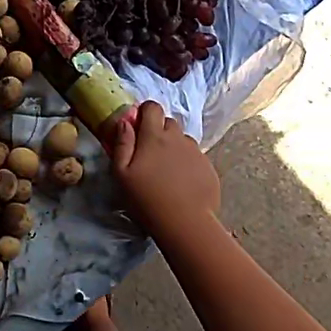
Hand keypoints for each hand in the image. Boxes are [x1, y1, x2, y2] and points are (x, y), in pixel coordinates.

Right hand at [107, 101, 219, 236]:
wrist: (185, 224)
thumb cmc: (146, 199)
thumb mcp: (121, 173)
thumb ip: (121, 144)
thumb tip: (124, 122)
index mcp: (154, 136)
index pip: (153, 107)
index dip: (145, 111)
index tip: (138, 126)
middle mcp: (177, 138)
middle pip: (168, 121)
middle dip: (158, 129)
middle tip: (149, 152)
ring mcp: (196, 152)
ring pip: (182, 139)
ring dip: (173, 145)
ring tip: (166, 169)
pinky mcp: (208, 167)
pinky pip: (195, 156)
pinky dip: (186, 162)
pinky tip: (181, 181)